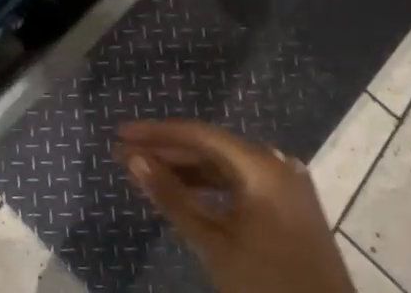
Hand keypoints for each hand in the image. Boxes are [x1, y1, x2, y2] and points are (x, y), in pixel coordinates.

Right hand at [117, 120, 353, 292]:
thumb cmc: (266, 286)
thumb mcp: (212, 243)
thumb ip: (171, 196)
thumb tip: (133, 159)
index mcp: (260, 166)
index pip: (198, 135)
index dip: (156, 133)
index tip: (120, 135)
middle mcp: (276, 164)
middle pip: (211, 147)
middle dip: (167, 151)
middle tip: (126, 156)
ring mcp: (287, 185)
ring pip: (225, 165)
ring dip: (186, 169)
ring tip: (147, 173)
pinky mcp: (290, 205)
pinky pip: (241, 182)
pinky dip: (211, 185)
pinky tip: (184, 193)